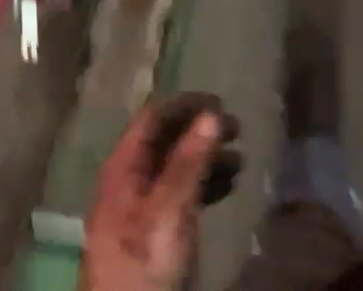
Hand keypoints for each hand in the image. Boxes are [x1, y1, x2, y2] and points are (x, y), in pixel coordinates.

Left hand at [79, 101, 220, 290]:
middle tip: (237, 130)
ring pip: (175, 166)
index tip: (221, 103)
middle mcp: (129, 180)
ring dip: (207, 158)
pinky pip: (180, 193)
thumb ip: (188, 161)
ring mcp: (141, 207)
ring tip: (240, 162)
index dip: (185, 105)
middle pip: (165, 140)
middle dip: (201, 130)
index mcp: (122, 168)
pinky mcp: (154, 231)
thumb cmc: (144, 260)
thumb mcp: (169, 210)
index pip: (151, 118)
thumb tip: (212, 114)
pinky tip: (227, 189)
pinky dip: (204, 184)